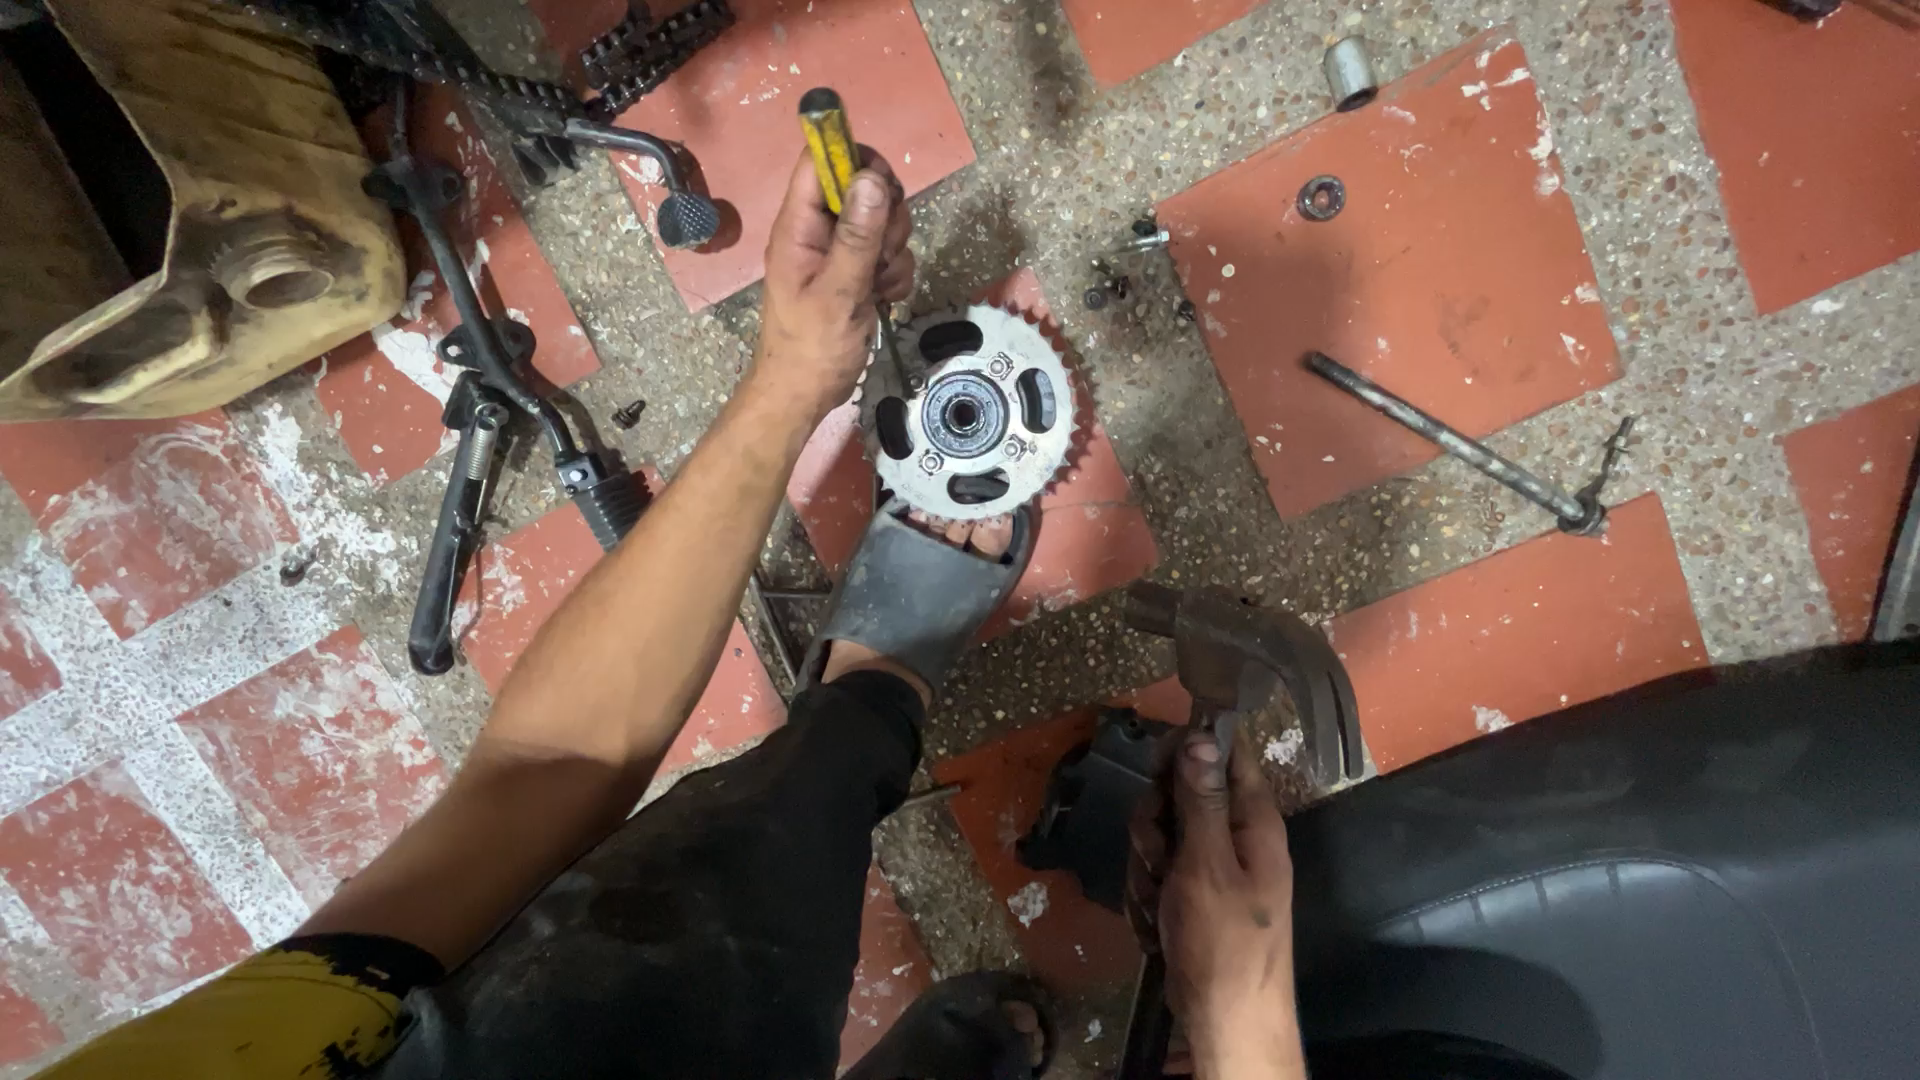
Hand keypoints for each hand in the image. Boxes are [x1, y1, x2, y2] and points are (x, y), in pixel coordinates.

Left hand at [750, 147, 914, 423]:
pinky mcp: (858, 277)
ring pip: (883, 226)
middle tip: (881, 252)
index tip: (885, 186)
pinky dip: (894, 276)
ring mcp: (840, 255)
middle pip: (863, 189)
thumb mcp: (838, 293)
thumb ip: (857, 236)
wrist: (806, 393)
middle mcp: (819, 233)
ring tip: (879, 286)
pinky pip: (889, 257)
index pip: (821, 163)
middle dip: (886, 217)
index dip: (854, 159)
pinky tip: (884, 299)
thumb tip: (872, 178)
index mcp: (799, 227)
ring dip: (893, 253)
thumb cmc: (812, 348)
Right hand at [1129, 730, 1306, 1079]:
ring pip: (1161, 832)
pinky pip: (1157, 868)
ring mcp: (1213, 865)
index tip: (1157, 771)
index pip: (1224, 752)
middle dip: (1155, 822)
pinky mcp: (1193, 891)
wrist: (1225, 1025)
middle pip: (1180, 792)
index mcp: (1253, 820)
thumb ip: (1201, 799)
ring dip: (1147, 864)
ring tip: (1157, 900)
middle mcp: (1236, 835)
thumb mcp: (1207, 865)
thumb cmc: (1223, 944)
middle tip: (1157, 855)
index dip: (1188, 750)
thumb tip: (1202, 733)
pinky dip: (1148, 891)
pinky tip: (1155, 919)